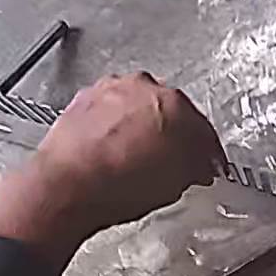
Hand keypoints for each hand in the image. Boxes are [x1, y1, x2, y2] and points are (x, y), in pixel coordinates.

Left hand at [0, 73, 223, 266]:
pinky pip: (113, 113)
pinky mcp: (86, 99)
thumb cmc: (114, 186)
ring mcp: (112, 90)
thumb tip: (198, 166)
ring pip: (140, 109)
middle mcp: (143, 88)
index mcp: (174, 105)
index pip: (203, 129)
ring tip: (146, 160)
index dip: (209, 153)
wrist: (65, 187)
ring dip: (147, 130)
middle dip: (179, 137)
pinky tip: (118, 152)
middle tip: (182, 163)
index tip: (210, 166)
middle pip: (172, 112)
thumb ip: (194, 169)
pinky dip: (120, 129)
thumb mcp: (172, 186)